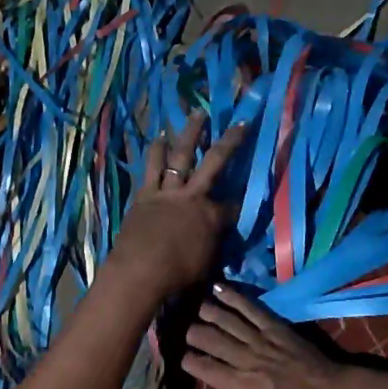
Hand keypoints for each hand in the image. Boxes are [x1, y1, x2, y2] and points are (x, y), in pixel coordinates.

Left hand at [104, 112, 247, 299]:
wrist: (139, 271)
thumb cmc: (176, 275)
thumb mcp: (206, 265)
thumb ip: (214, 245)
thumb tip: (218, 240)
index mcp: (212, 217)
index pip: (233, 204)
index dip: (241, 197)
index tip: (248, 189)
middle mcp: (193, 197)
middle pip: (215, 163)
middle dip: (231, 142)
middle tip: (241, 122)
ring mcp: (168, 192)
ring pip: (181, 156)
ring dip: (190, 133)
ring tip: (196, 113)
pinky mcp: (145, 194)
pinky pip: (151, 167)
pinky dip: (156, 150)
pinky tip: (160, 137)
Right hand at [184, 284, 356, 388]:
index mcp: (243, 386)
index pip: (206, 369)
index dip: (190, 361)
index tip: (182, 358)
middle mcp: (248, 359)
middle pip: (212, 340)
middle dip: (194, 334)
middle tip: (185, 331)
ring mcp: (263, 340)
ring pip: (228, 321)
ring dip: (209, 312)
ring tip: (196, 307)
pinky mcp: (276, 327)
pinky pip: (251, 309)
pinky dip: (234, 297)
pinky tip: (219, 289)